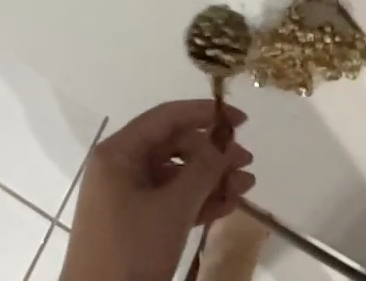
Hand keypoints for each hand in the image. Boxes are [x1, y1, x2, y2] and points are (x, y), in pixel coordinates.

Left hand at [61, 100, 255, 280]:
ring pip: (175, 175)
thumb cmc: (130, 252)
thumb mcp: (172, 209)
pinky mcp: (135, 223)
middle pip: (173, 145)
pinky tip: (229, 203)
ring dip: (211, 178)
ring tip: (246, 185)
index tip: (240, 120)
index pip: (165, 117)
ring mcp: (126, 196)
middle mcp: (120, 167)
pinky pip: (171, 200)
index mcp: (118, 152)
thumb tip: (223, 143)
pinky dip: (199, 200)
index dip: (204, 114)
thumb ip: (202, 170)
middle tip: (247, 161)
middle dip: (211, 152)